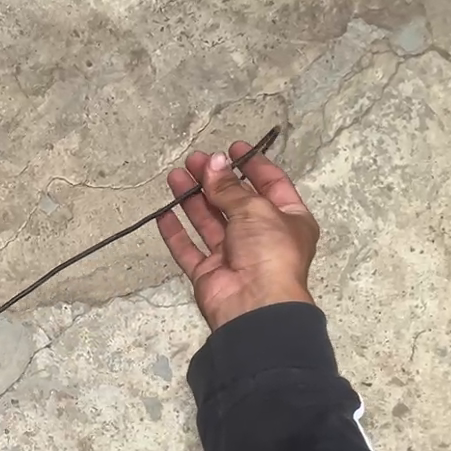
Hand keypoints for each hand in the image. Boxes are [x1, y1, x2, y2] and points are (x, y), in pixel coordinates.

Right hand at [155, 142, 319, 330]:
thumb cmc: (268, 252)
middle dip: (214, 180)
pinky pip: (188, 249)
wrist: (253, 303)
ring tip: (175, 176)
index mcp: (286, 218)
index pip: (269, 184)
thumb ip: (230, 188)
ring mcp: (231, 254)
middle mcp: (260, 234)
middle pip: (233, 201)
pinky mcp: (207, 272)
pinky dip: (175, 233)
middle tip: (194, 160)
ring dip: (192, 199)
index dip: (251, 165)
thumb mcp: (256, 210)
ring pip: (208, 222)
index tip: (231, 147)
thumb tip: (213, 164)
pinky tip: (163, 214)